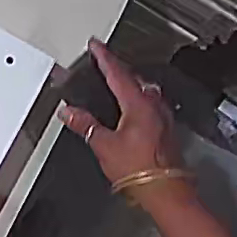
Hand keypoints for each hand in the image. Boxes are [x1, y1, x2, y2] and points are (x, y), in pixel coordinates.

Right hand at [58, 39, 180, 187]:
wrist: (164, 191)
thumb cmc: (140, 170)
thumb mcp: (104, 145)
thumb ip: (85, 125)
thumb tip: (69, 112)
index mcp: (138, 104)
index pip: (117, 72)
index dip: (104, 57)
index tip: (96, 46)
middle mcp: (154, 106)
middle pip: (134, 79)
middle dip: (118, 69)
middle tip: (105, 62)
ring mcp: (163, 118)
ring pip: (145, 91)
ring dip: (130, 84)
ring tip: (118, 82)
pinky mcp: (166, 130)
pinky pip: (151, 106)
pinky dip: (139, 101)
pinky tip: (134, 109)